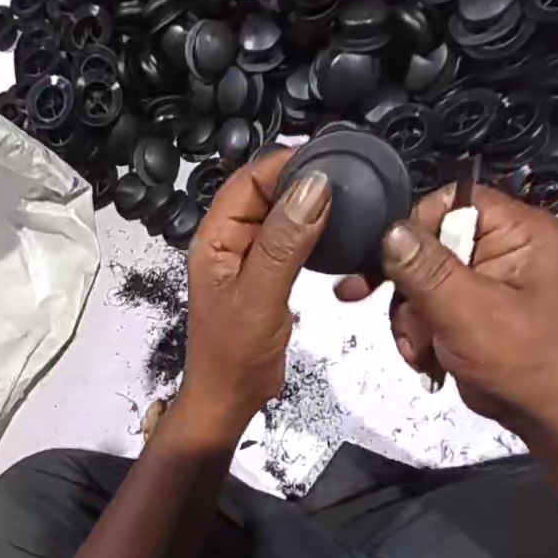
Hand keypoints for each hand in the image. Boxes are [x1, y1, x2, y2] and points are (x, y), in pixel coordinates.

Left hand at [179, 148, 331, 436]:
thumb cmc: (231, 358)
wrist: (231, 397)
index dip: (285, 165)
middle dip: (300, 180)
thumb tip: (312, 190)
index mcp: (214, 241)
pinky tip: (329, 233)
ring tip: (341, 198)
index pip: (248, 182)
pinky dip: (309, 232)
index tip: (325, 160)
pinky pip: (287, 242)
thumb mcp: (259, 297)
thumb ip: (284, 244)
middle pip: (264, 193)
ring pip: (278, 216)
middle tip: (342, 176)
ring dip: (307, 205)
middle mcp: (228, 245)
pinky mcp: (265, 278)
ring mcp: (247, 262)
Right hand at [335, 184, 557, 430]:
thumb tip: (392, 232)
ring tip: (427, 347)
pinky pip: (423, 309)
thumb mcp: (468, 311)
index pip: (453, 201)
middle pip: (427, 247)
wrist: (542, 413)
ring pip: (418, 284)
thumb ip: (426, 270)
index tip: (389, 263)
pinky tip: (430, 355)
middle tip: (406, 318)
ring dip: (412, 321)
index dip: (415, 230)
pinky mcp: (468, 310)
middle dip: (410, 292)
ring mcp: (483, 282)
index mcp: (519, 232)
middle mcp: (502, 250)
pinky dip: (418, 335)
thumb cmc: (527, 364)